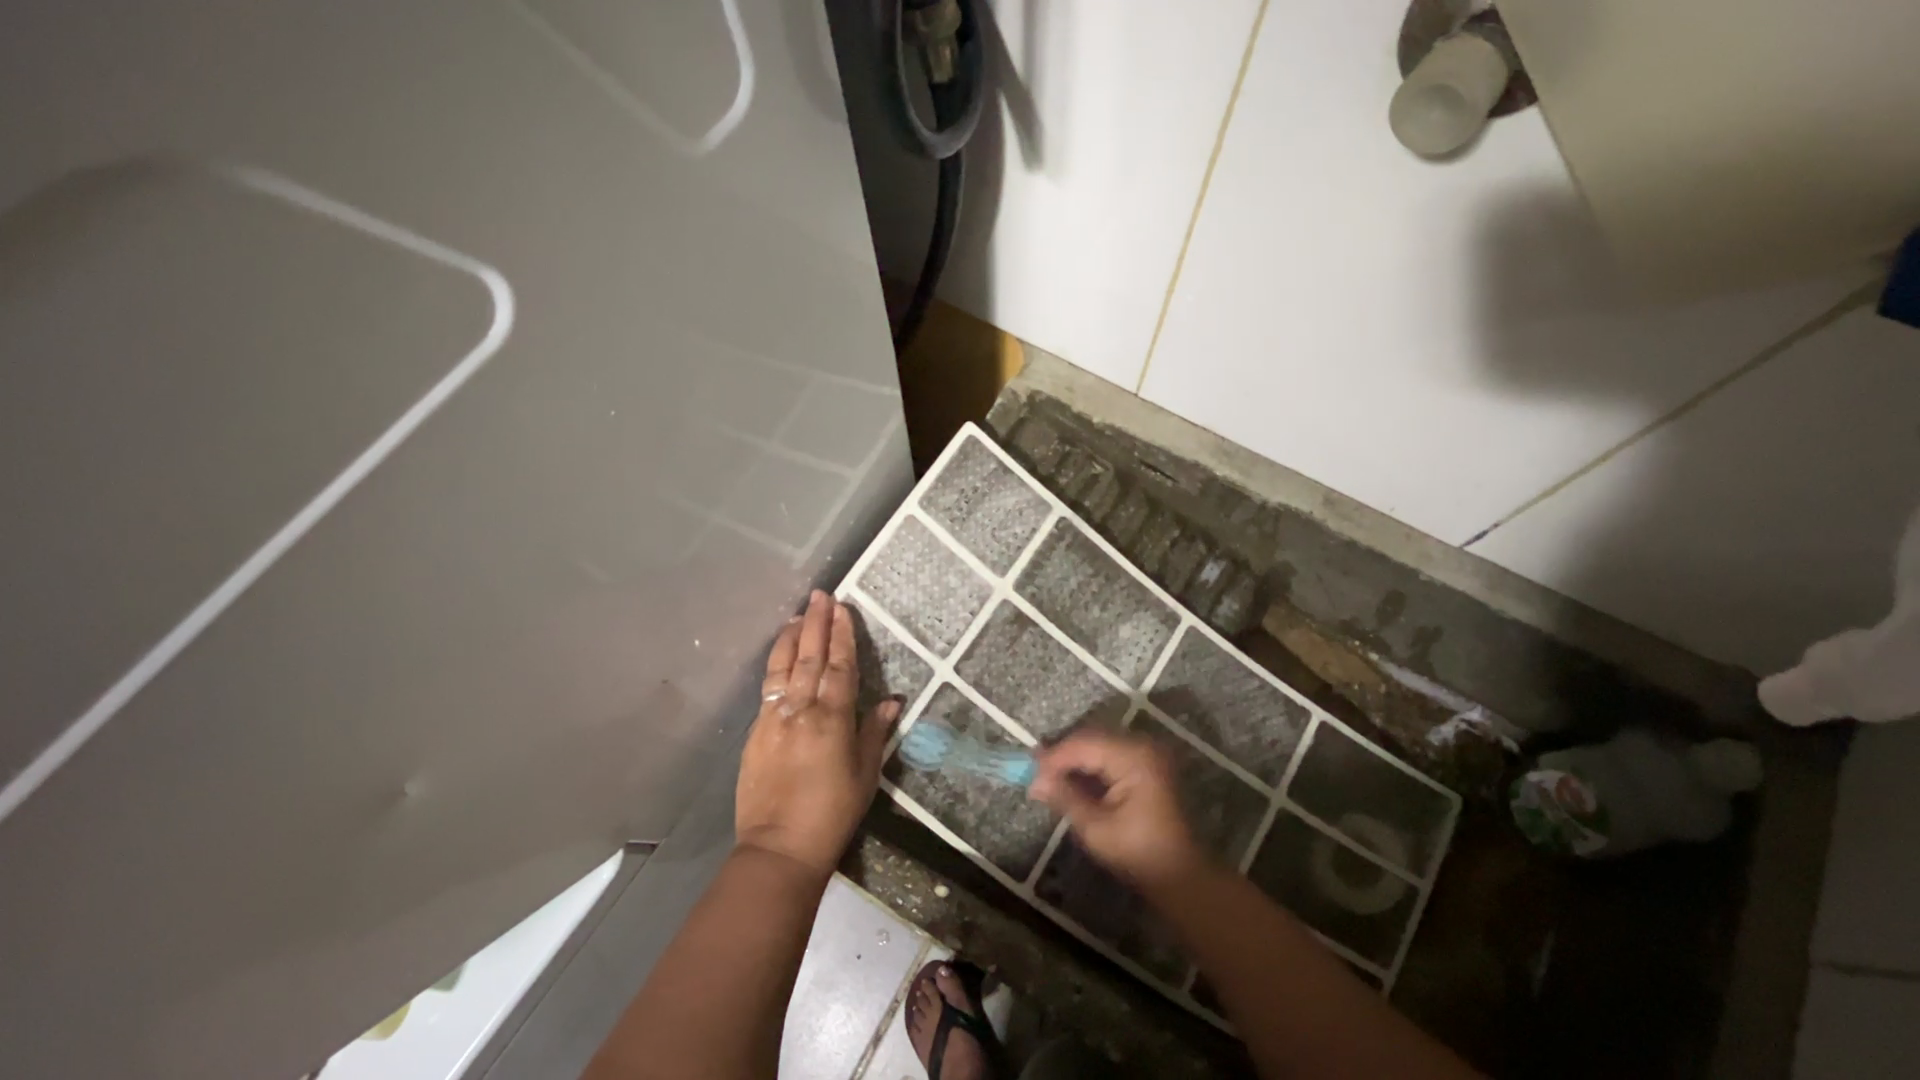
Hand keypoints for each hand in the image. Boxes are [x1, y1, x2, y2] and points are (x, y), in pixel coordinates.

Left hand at [736, 590, 900, 876]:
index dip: (841, 635)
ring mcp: (773, 720)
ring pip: (782, 668)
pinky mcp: (755, 733)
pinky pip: (767, 689)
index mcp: (832, 720)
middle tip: (820, 595)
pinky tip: (780, 656)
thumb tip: (891, 700)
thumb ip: (875, 733)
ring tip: (798, 615)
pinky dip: (775, 666)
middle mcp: (800, 711)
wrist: (780, 847)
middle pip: (809, 658)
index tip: (842, 608)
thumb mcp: (865, 775)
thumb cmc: (832, 814)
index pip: (838, 667)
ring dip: (791, 638)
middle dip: (816, 624)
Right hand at [1029, 730, 1205, 890]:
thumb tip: (1035, 781)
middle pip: (1091, 739)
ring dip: (1074, 759)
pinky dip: (1090, 765)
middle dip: (1061, 756)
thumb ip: (1065, 797)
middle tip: (1035, 774)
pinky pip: (1111, 755)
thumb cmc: (1138, 852)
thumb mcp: (1095, 827)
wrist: (1179, 873)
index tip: (1029, 775)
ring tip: (1049, 777)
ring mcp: (1147, 754)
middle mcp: (1142, 746)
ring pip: (1099, 745)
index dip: (1053, 758)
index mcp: (1133, 757)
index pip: (1083, 744)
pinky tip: (1072, 780)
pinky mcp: (1147, 765)